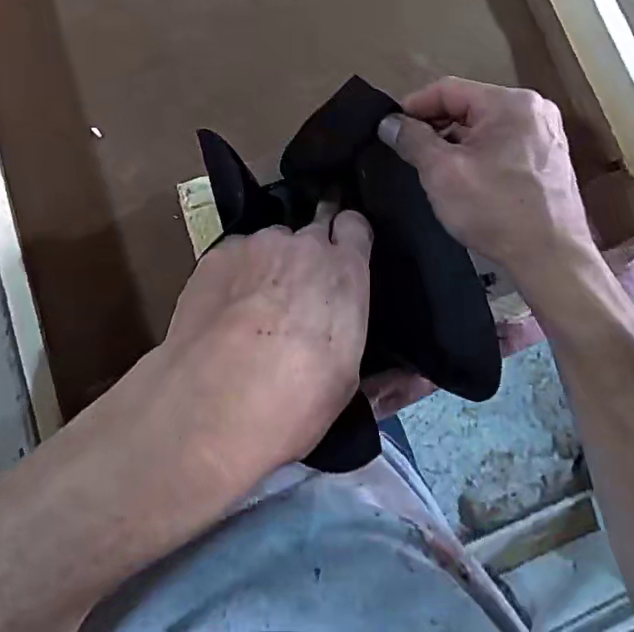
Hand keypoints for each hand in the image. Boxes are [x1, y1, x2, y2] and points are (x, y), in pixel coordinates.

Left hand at [161, 203, 371, 474]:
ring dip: (272, 263)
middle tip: (300, 292)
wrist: (208, 409)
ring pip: (272, 242)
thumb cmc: (292, 403)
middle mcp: (303, 244)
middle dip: (311, 253)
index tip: (342, 259)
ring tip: (256, 304)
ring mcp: (257, 244)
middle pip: (312, 230)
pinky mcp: (216, 254)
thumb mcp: (347, 389)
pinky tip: (226, 307)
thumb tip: (425, 377)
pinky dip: (237, 273)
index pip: (355, 223)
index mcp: (344, 270)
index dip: (348, 238)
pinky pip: (237, 254)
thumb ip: (389, 375)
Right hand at [377, 77, 597, 281]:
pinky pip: (504, 146)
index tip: (391, 127)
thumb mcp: (442, 173)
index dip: (414, 105)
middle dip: (436, 127)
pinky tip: (465, 182)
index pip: (449, 89)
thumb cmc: (497, 211)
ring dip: (456, 144)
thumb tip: (390, 123)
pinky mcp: (549, 161)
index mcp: (511, 102)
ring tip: (433, 170)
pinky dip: (480, 157)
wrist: (552, 259)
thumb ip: (412, 140)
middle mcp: (534, 110)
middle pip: (469, 106)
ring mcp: (546, 136)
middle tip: (408, 151)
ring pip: (486, 128)